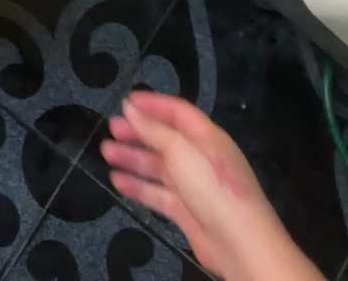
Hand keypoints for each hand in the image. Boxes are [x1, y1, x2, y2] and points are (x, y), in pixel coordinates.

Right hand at [102, 92, 322, 280]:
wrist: (242, 247)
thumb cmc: (212, 188)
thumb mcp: (181, 151)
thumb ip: (153, 130)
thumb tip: (130, 108)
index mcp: (206, 137)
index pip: (177, 112)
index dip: (152, 104)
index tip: (125, 101)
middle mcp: (199, 158)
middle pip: (164, 139)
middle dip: (138, 132)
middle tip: (111, 128)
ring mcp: (193, 186)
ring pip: (158, 166)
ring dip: (133, 158)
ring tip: (106, 152)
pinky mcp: (187, 211)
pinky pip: (158, 194)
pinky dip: (139, 186)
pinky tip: (117, 181)